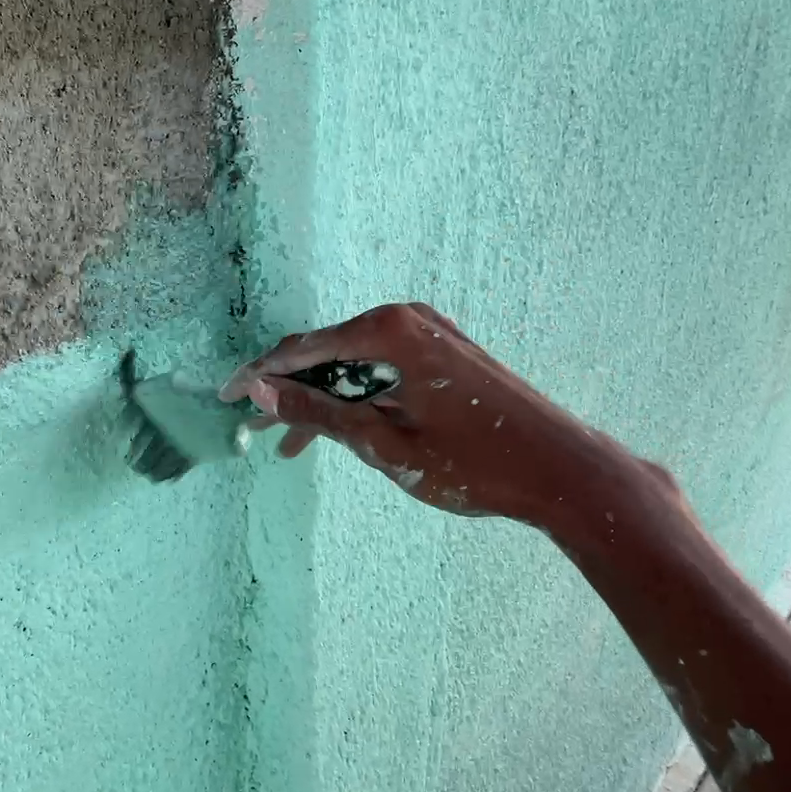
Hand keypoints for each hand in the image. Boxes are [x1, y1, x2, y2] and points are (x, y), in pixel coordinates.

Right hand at [221, 303, 658, 527]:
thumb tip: (258, 391)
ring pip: (351, 364)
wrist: (564, 471)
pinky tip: (337, 429)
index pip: (301, 349)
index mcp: (388, 331)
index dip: (258, 375)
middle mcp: (405, 320)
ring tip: (288, 443)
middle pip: (325, 352)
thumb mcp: (383, 443)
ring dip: (321, 400)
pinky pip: (379, 369)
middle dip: (288, 390)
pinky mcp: (442, 352)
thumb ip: (317, 413)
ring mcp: (427, 333)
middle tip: (253, 424)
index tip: (226, 397)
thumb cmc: (474, 463)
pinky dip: (355, 397)